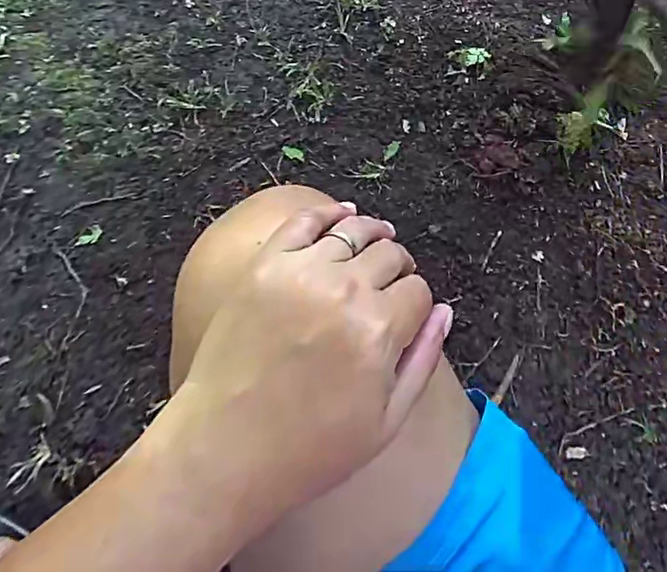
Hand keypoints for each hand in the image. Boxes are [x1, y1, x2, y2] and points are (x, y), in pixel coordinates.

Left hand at [174, 202, 451, 514]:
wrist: (222, 453)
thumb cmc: (308, 449)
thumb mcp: (385, 423)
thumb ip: (423, 360)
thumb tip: (444, 311)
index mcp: (379, 330)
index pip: (418, 291)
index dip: (417, 303)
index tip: (407, 315)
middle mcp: (345, 291)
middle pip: (390, 255)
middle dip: (399, 268)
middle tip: (391, 283)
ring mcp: (302, 272)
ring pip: (355, 230)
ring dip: (374, 233)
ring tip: (379, 237)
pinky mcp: (266, 265)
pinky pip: (305, 221)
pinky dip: (329, 212)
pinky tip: (343, 214)